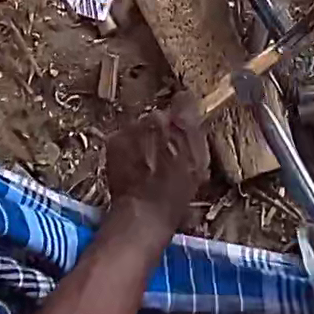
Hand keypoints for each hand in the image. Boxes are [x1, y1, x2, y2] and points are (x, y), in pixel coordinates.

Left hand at [105, 92, 208, 228]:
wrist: (144, 212)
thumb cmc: (178, 193)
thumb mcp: (199, 164)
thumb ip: (196, 134)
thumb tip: (191, 113)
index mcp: (182, 121)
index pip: (184, 101)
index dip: (184, 111)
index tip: (183, 122)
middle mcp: (155, 117)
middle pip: (159, 116)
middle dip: (161, 130)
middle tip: (164, 152)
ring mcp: (132, 127)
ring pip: (140, 126)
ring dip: (143, 138)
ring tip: (146, 162)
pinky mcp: (114, 139)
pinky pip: (123, 137)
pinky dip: (127, 148)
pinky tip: (132, 166)